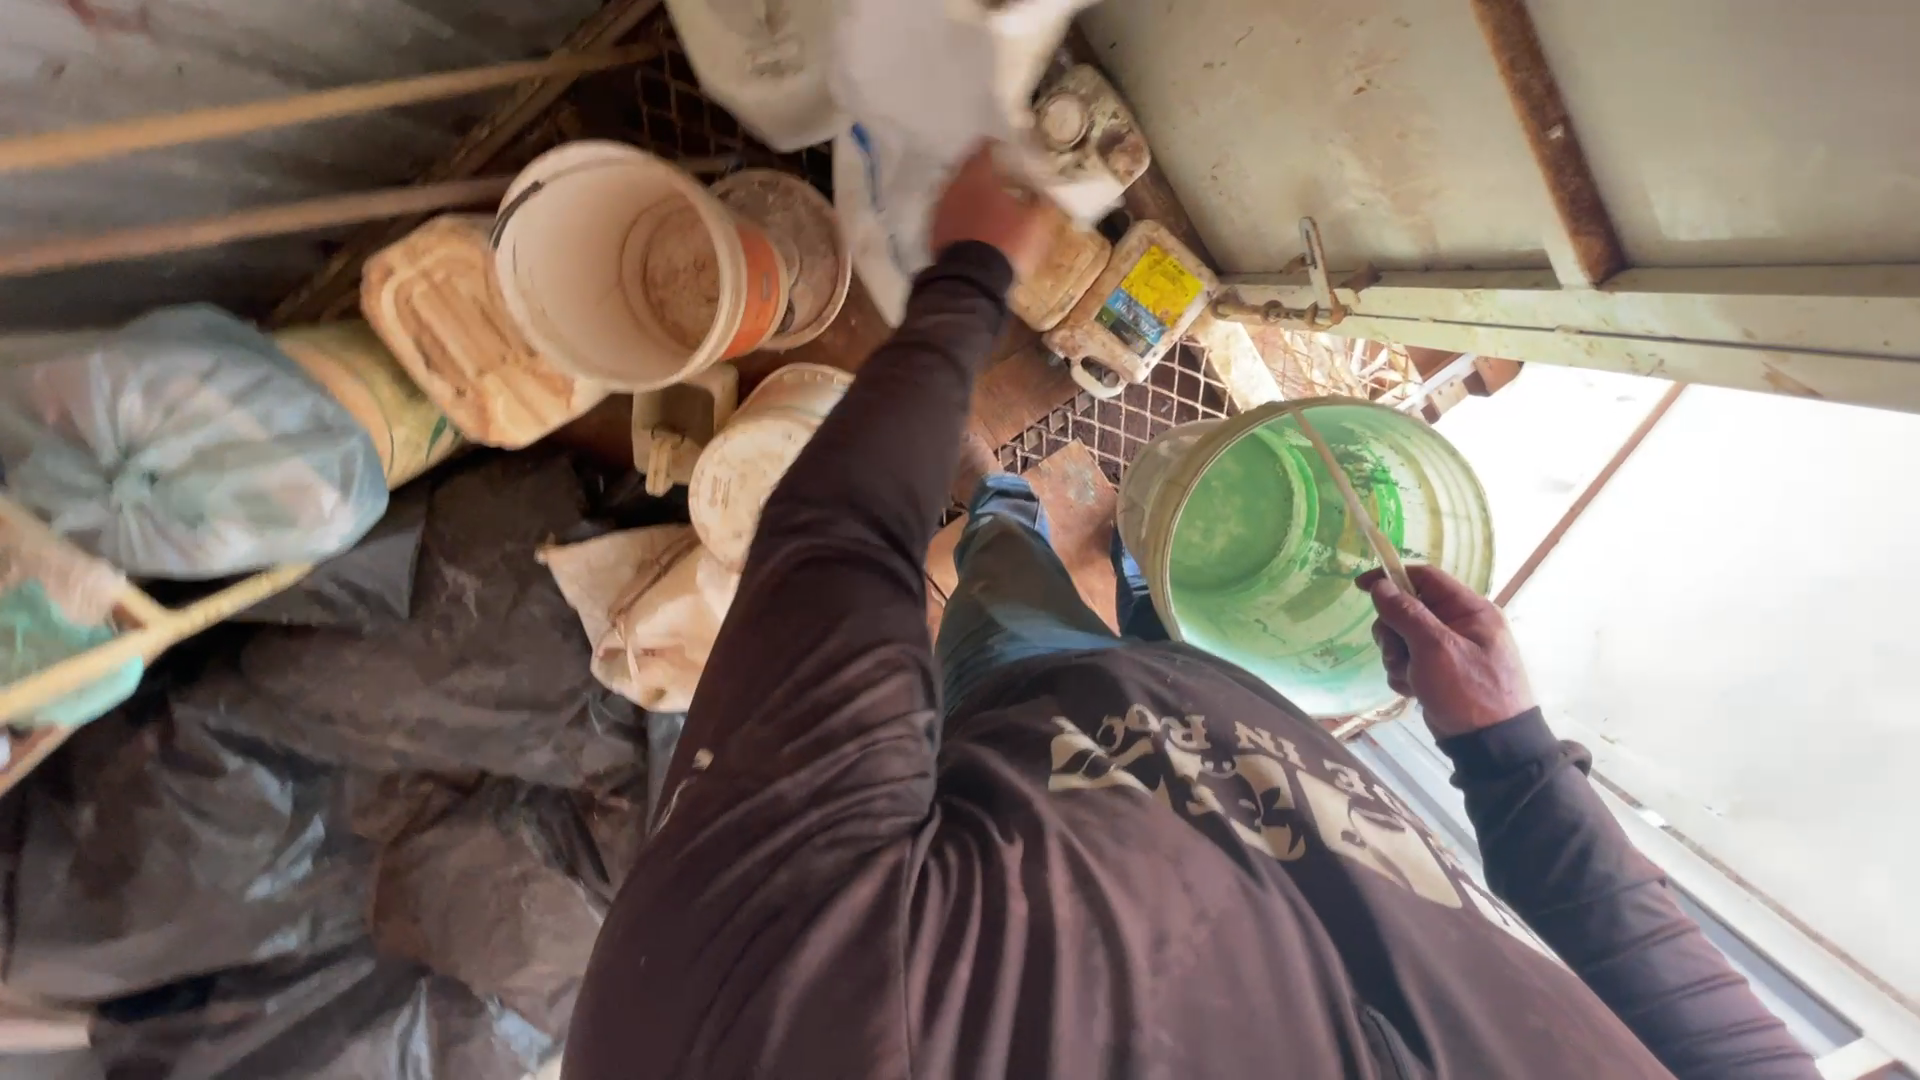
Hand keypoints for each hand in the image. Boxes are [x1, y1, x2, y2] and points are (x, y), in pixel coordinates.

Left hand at [929, 141, 1050, 281]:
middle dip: (986, 177)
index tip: (1014, 159)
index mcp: (979, 173)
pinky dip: (961, 221)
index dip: (1003, 152)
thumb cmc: (1007, 244)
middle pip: (970, 171)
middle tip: (1003, 186)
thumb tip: (1045, 192)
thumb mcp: (1036, 222)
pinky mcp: (933, 234)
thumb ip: (1041, 200)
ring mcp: (940, 210)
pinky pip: (950, 219)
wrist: (972, 281)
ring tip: (988, 212)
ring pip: (958, 195)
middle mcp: (954, 184)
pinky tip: (974, 233)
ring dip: (972, 200)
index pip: (988, 148)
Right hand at [1356, 565, 1535, 738]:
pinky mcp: (1438, 669)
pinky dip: (1402, 672)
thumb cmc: (1468, 690)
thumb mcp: (1435, 648)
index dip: (1391, 577)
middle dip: (1392, 631)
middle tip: (1396, 651)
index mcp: (1469, 610)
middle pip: (1406, 609)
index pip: (1425, 577)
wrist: (1489, 744)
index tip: (1360, 586)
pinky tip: (1412, 688)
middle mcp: (1459, 624)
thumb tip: (1379, 586)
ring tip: (1408, 676)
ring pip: (1401, 636)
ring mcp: (1448, 648)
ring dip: (1395, 656)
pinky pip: (1406, 658)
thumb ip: (1405, 613)